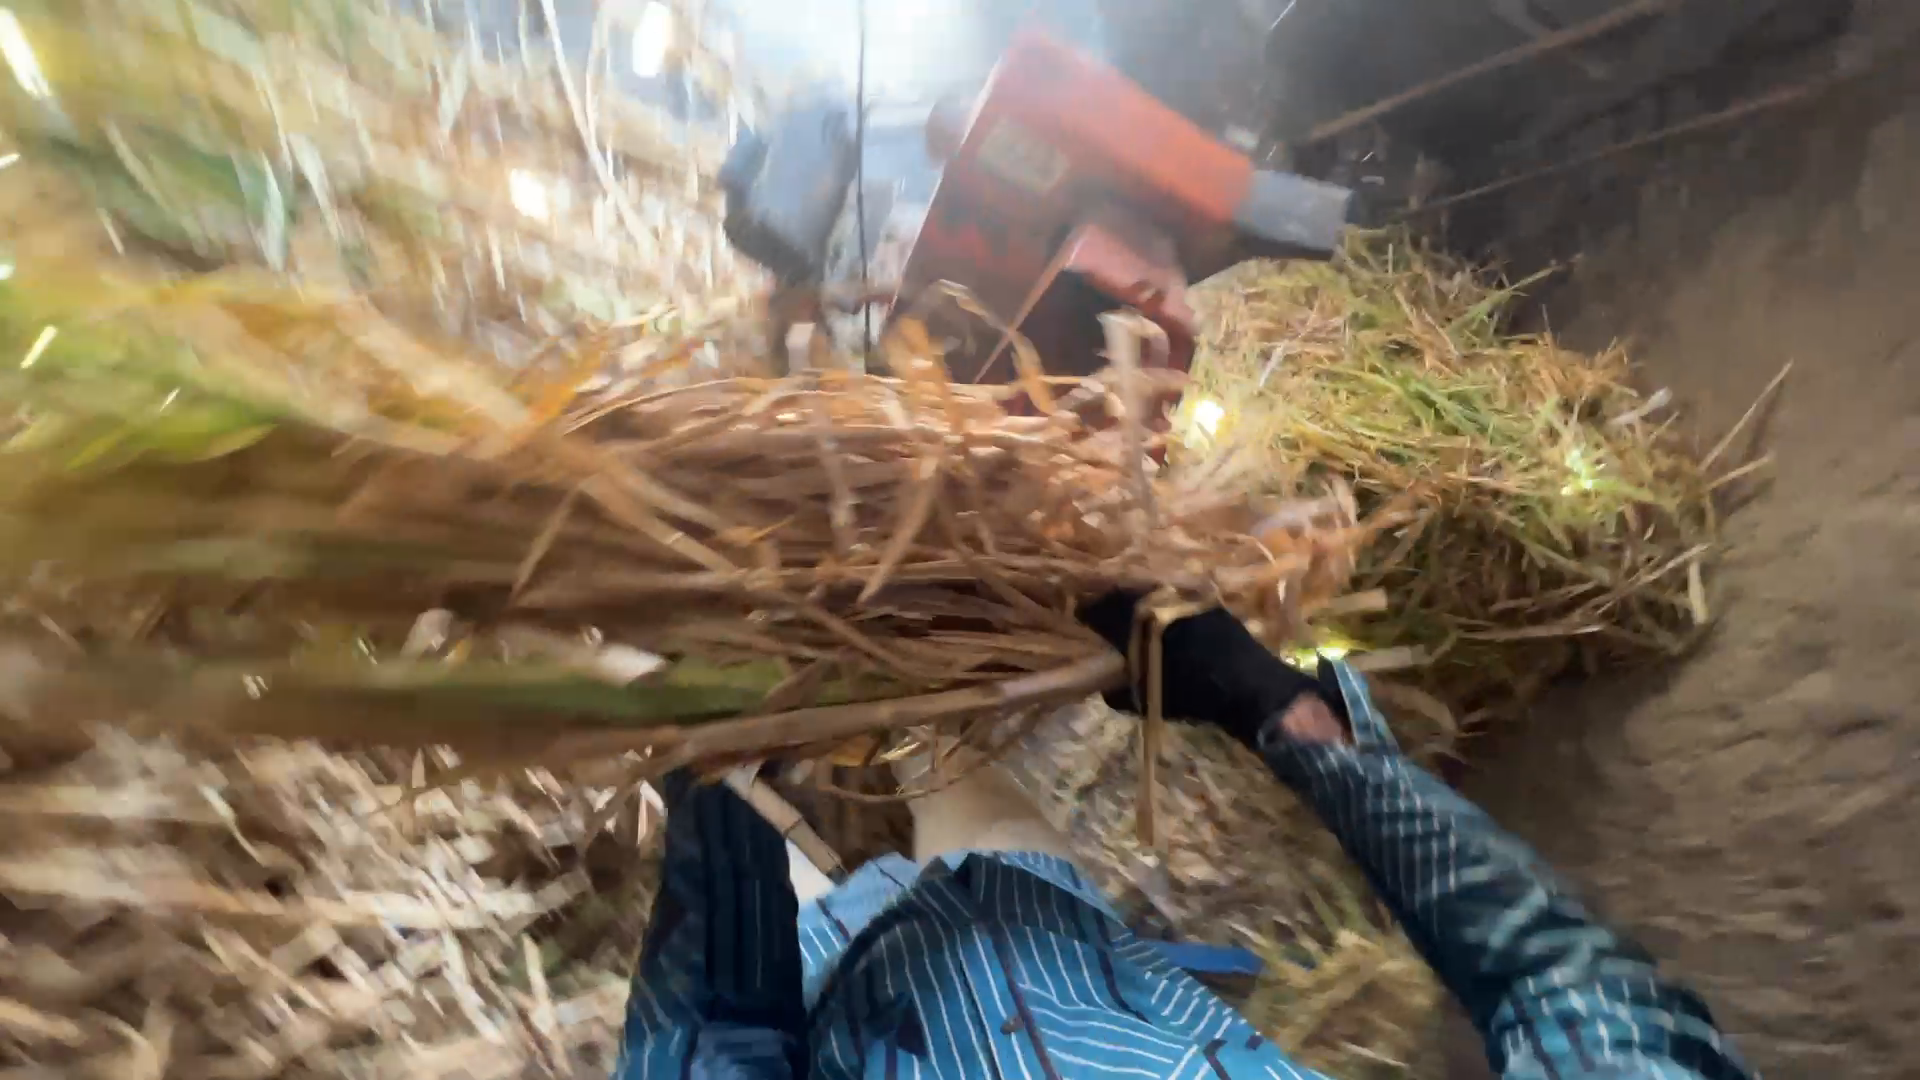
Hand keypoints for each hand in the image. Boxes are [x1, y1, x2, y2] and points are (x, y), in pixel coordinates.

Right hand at [1076, 592, 1346, 748]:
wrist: (1248, 685)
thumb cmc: (1191, 695)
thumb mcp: (1145, 700)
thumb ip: (1118, 691)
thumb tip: (1107, 685)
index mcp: (1134, 620)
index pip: (1099, 608)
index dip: (1087, 612)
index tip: (1079, 617)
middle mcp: (1155, 599)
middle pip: (1123, 593)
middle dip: (1109, 602)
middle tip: (1103, 613)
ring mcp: (1184, 595)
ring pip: (1150, 591)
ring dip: (1136, 600)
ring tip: (1133, 614)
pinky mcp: (1206, 601)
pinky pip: (1175, 596)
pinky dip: (1163, 604)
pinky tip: (1166, 619)